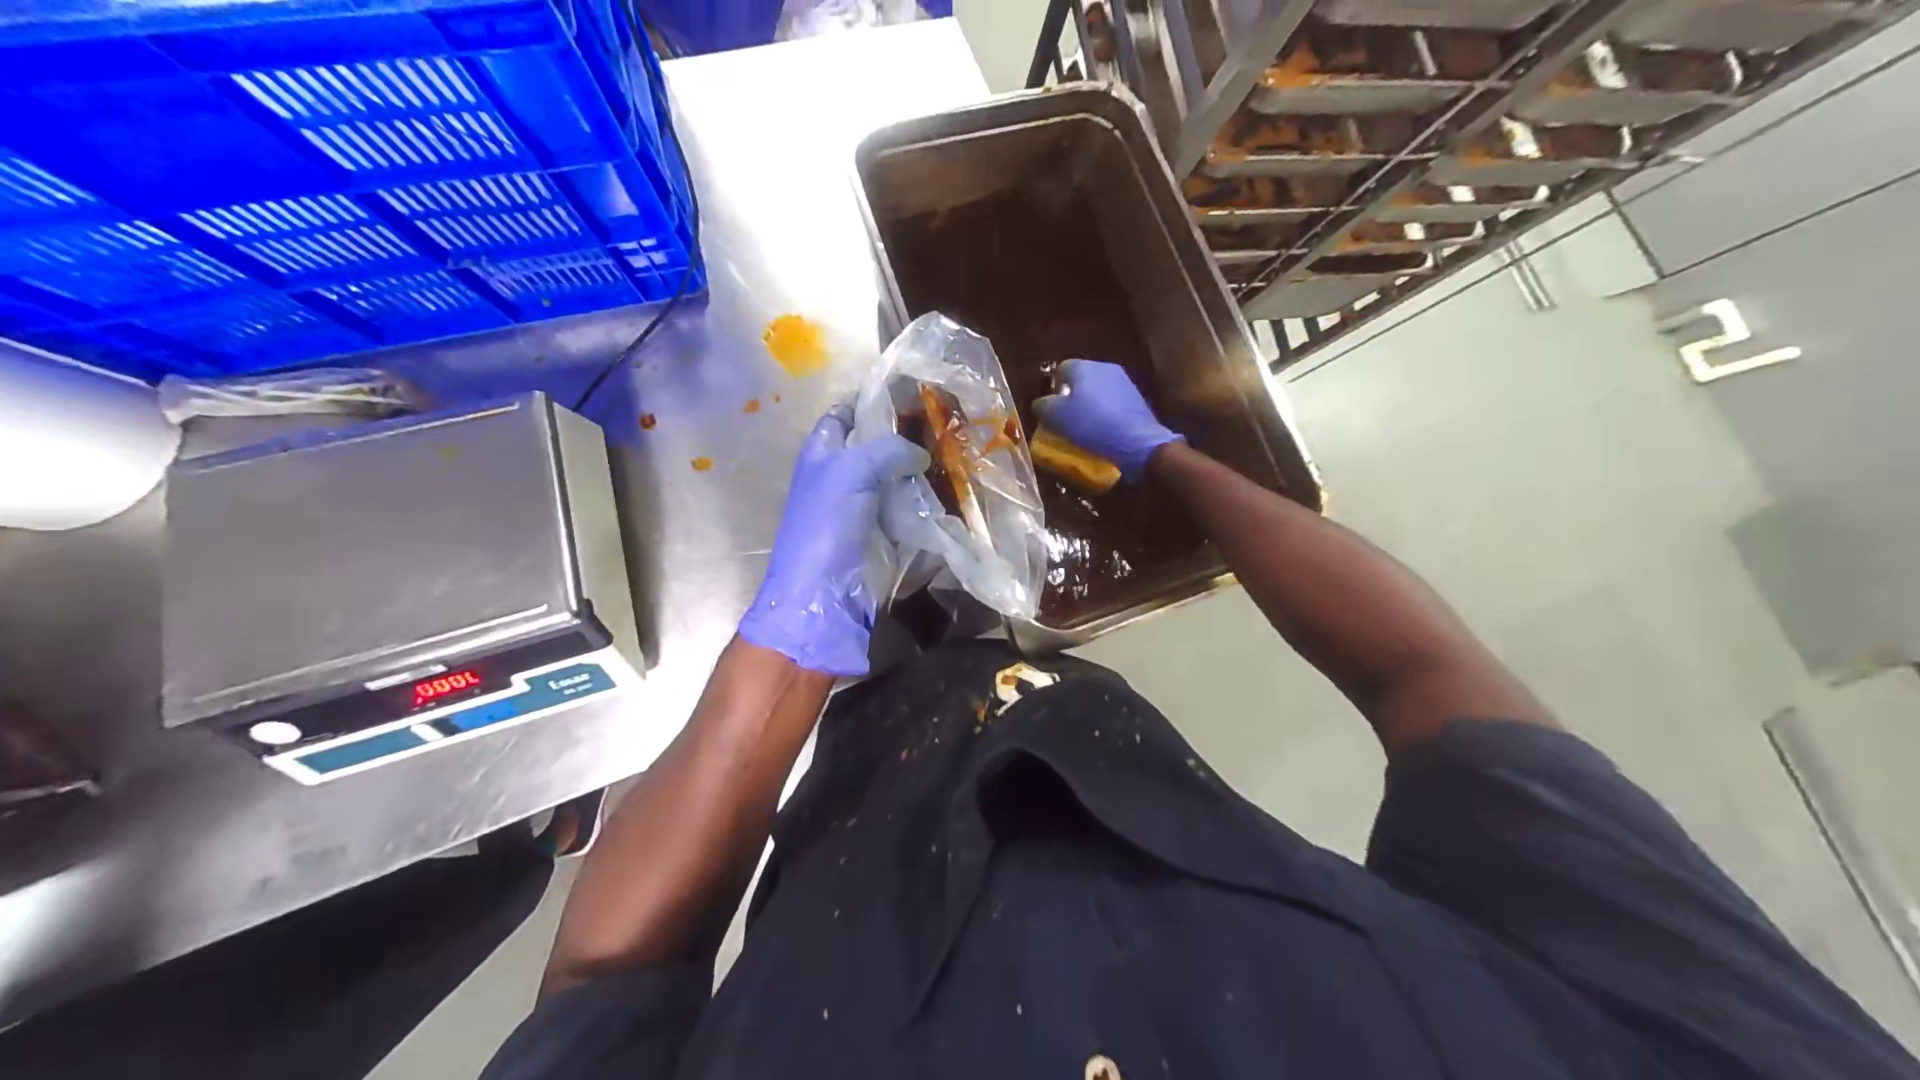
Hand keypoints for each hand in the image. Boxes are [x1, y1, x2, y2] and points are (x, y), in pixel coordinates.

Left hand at [737, 405, 926, 674]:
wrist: (826, 590)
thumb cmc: (828, 522)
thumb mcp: (852, 470)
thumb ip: (888, 449)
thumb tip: (919, 454)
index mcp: (823, 452)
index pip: (844, 415)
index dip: (870, 402)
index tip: (910, 393)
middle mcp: (842, 475)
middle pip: (876, 445)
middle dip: (905, 436)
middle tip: (944, 423)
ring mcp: (864, 505)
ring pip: (896, 476)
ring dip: (920, 469)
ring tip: (955, 451)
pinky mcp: (883, 531)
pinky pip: (907, 507)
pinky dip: (924, 500)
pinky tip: (948, 488)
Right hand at [1031, 359, 1182, 480]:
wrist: (1136, 441)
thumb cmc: (1090, 424)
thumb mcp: (1055, 417)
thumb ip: (1043, 406)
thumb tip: (1041, 404)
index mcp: (1083, 367)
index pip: (1061, 369)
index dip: (1053, 387)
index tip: (1051, 408)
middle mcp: (1104, 367)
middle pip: (1081, 378)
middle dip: (1072, 395)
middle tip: (1066, 417)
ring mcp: (1123, 381)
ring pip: (1098, 389)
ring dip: (1089, 404)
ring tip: (1085, 426)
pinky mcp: (1137, 398)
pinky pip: (1113, 402)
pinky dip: (1105, 412)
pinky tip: (1103, 429)